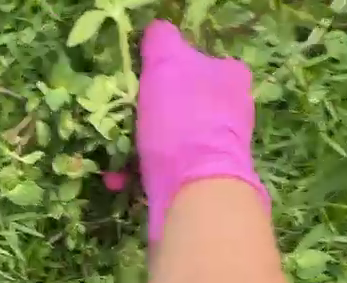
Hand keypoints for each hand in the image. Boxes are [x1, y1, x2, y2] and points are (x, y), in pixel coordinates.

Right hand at [137, 20, 268, 245]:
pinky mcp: (202, 182)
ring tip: (114, 163)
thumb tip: (155, 30)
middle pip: (178, 107)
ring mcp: (219, 149)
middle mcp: (232, 110)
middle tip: (120, 129)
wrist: (194, 188)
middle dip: (144, 120)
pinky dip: (140, 174)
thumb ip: (160, 43)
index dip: (159, 78)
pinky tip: (121, 181)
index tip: (134, 93)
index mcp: (228, 76)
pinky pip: (164, 172)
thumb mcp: (165, 67)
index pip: (191, 66)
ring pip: (168, 142)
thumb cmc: (180, 121)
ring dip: (136, 151)